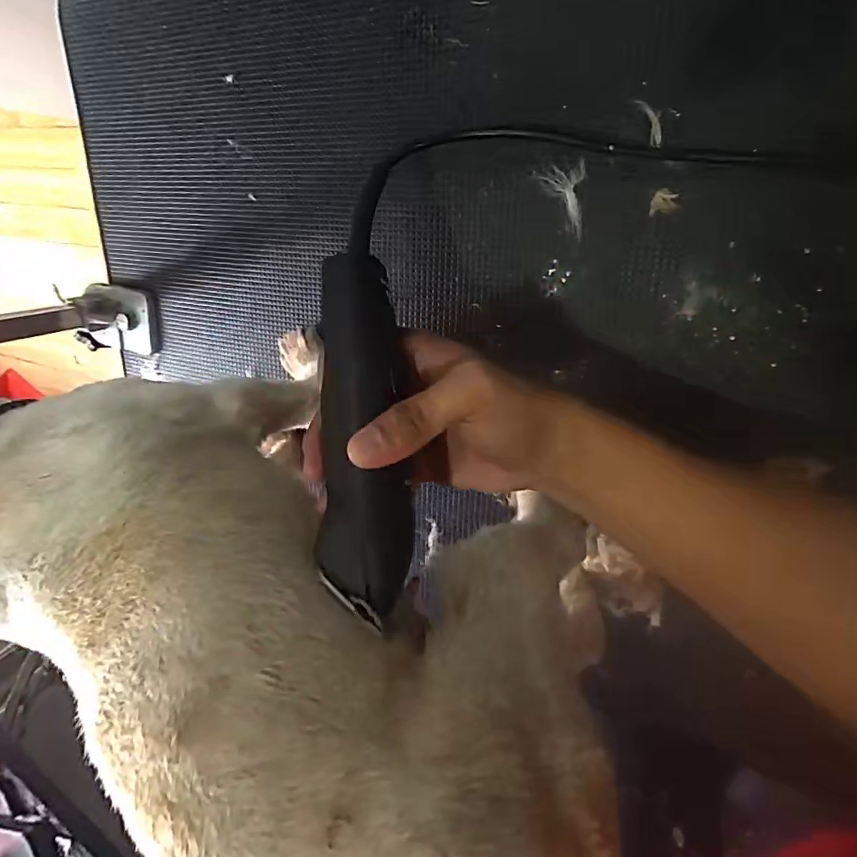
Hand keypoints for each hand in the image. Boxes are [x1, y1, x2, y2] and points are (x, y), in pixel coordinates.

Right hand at [305, 334, 569, 493]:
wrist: (549, 453)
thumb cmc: (514, 408)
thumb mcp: (466, 397)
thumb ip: (414, 418)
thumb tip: (356, 450)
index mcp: (411, 356)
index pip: (357, 363)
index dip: (330, 387)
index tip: (308, 421)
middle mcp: (402, 388)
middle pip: (353, 406)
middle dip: (329, 433)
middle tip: (311, 467)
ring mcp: (408, 427)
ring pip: (363, 440)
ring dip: (342, 461)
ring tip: (318, 489)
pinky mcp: (415, 461)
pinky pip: (382, 469)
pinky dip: (364, 483)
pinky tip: (343, 501)